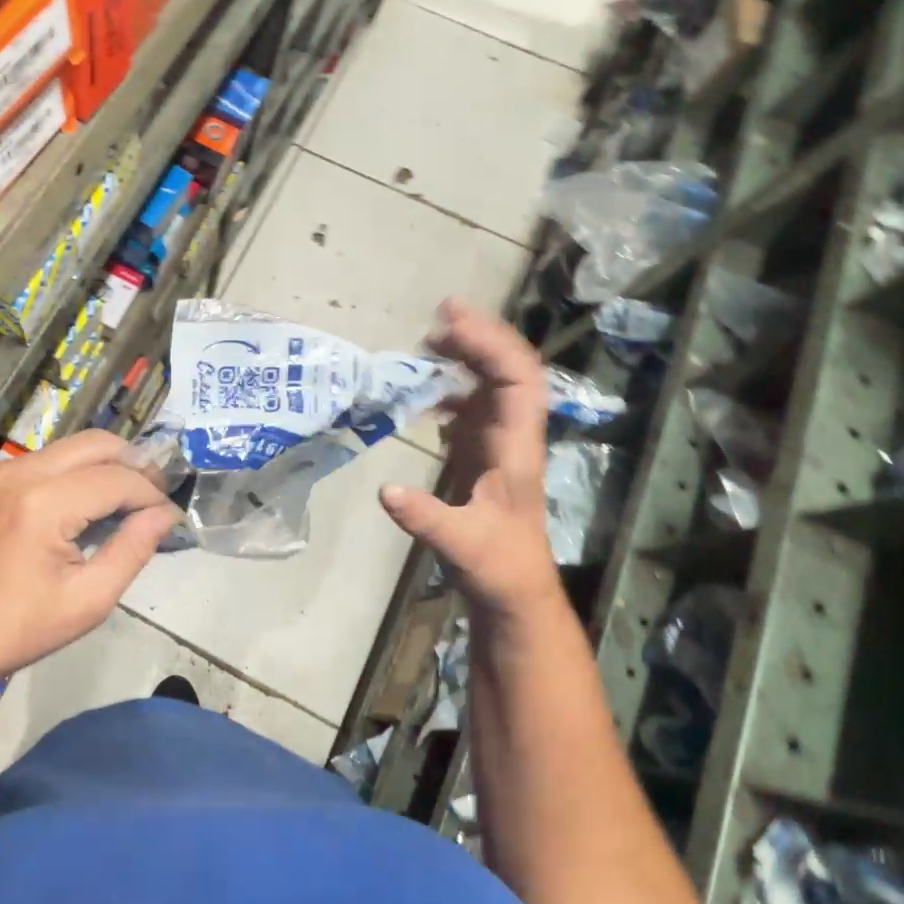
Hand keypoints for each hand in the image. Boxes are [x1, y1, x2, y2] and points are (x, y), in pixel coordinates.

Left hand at [0, 430, 180, 701]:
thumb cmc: (21, 630)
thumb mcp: (88, 600)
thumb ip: (132, 549)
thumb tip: (166, 514)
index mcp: (42, 504)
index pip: (115, 479)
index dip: (151, 494)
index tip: (172, 517)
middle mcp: (20, 473)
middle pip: (96, 443)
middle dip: (135, 465)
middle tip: (157, 499)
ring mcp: (4, 472)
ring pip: (74, 446)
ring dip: (109, 466)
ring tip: (132, 502)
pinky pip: (52, 459)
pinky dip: (81, 471)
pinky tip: (95, 503)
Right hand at [379, 300, 560, 617]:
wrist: (514, 591)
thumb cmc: (497, 568)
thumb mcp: (461, 546)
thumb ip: (425, 518)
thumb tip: (385, 490)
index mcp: (516, 448)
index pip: (519, 381)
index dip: (491, 347)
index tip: (453, 326)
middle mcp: (512, 435)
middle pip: (509, 370)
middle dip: (482, 336)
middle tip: (441, 311)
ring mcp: (498, 442)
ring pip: (492, 383)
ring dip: (469, 355)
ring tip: (432, 336)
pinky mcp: (482, 454)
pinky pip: (472, 405)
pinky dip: (452, 385)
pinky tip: (426, 386)